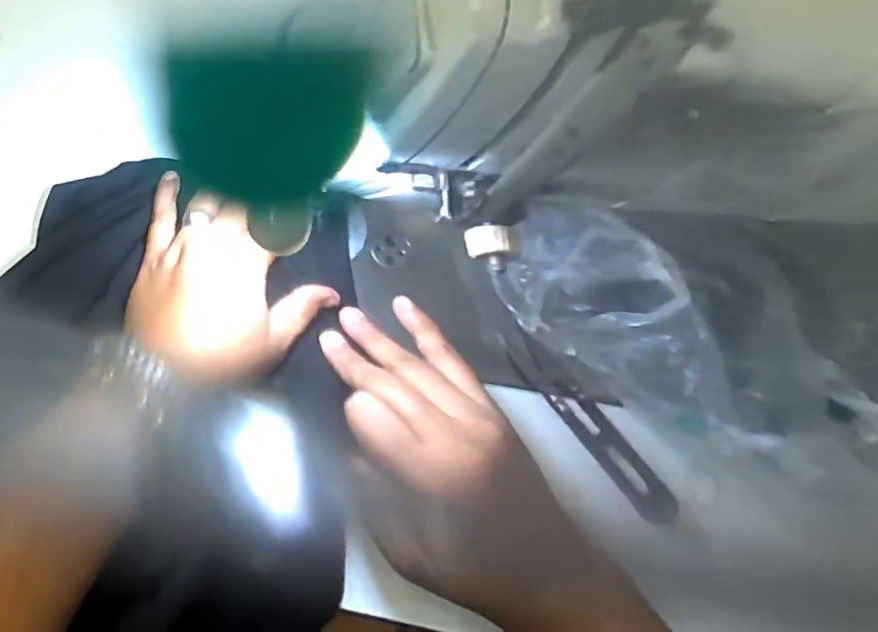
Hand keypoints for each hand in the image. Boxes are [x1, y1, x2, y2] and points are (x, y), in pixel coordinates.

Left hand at [123, 172, 338, 385]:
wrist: (158, 378)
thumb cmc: (220, 361)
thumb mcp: (270, 341)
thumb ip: (301, 308)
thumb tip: (332, 292)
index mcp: (248, 261)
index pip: (274, 227)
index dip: (288, 218)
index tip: (300, 208)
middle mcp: (216, 242)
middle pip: (240, 206)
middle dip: (257, 196)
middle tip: (268, 187)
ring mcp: (182, 243)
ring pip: (205, 203)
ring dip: (221, 190)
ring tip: (231, 176)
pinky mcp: (155, 252)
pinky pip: (161, 214)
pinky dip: (166, 193)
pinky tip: (172, 177)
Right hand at [321, 298, 664, 631]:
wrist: (551, 570)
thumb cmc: (475, 571)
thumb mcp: (412, 557)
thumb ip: (376, 502)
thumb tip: (350, 450)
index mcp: (435, 475)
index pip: (378, 420)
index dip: (353, 408)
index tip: (334, 399)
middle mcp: (456, 434)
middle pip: (395, 385)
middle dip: (356, 359)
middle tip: (326, 334)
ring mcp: (477, 414)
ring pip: (419, 366)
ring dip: (382, 338)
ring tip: (350, 314)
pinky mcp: (490, 405)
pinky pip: (453, 359)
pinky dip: (427, 330)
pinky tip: (405, 306)